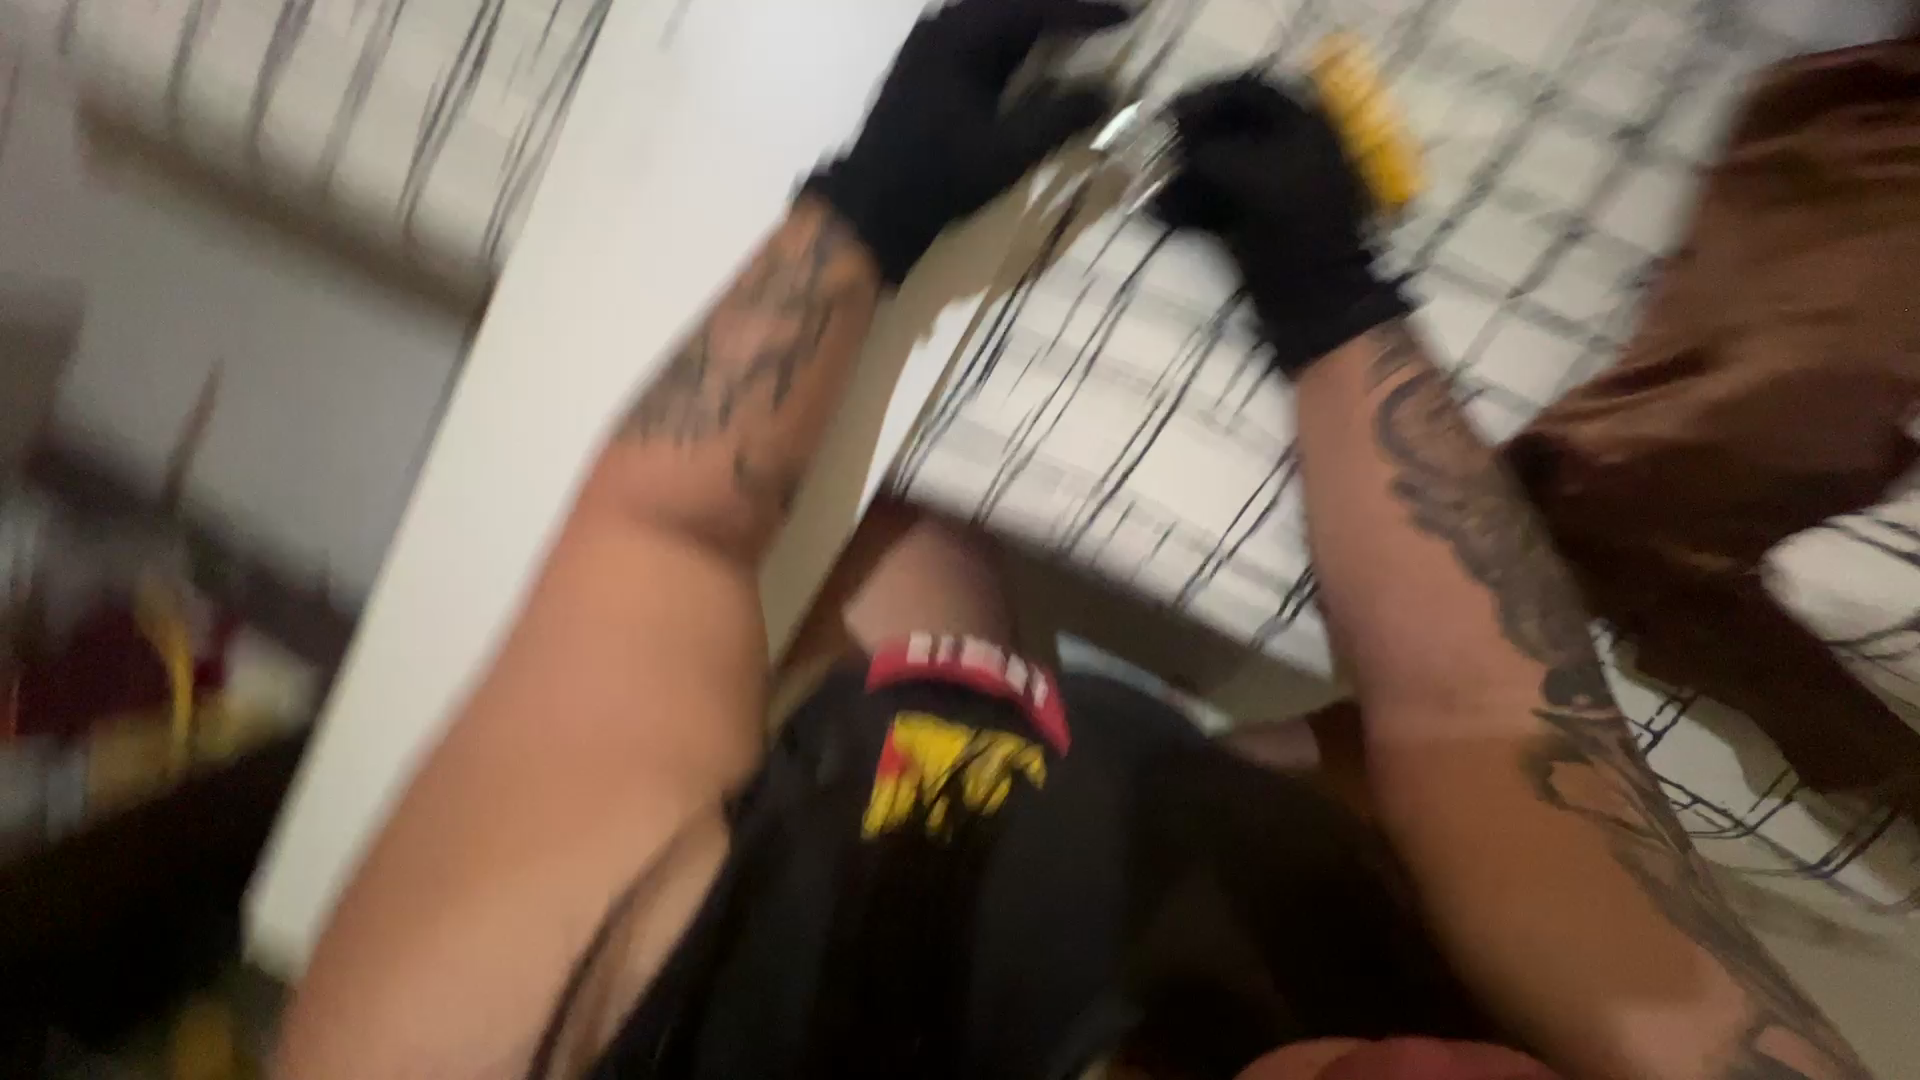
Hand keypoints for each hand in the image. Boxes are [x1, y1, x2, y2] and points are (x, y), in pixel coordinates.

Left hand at [806, 0, 1132, 285]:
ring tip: (1082, 47)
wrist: (872, 213)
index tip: (1131, 18)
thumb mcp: (1004, 154)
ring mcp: (931, 49)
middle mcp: (942, 27)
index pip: (1036, 8)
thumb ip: (1059, 119)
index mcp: (960, 34)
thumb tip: (1109, 94)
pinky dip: (1016, 56)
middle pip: (1016, 9)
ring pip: (998, 28)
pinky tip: (1038, 73)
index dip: (1088, 12)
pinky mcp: (927, 74)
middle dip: (1064, 18)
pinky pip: (982, 49)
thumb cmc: (937, 182)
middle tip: (1109, 28)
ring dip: (1040, 36)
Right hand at [1157, 75, 1409, 376]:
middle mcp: (1284, 155)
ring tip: (1144, 190)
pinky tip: (1155, 215)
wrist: (1315, 303)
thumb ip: (1216, 154)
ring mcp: (1265, 196)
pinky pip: (1208, 211)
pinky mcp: (1247, 231)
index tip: (1166, 116)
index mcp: (1303, 128)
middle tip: (1149, 155)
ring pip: (1212, 174)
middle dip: (1184, 145)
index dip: (1205, 99)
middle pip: (1225, 134)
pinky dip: (1181, 212)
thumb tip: (1179, 148)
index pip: (1248, 93)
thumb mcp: (1259, 178)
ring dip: (1176, 180)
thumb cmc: (1300, 231)